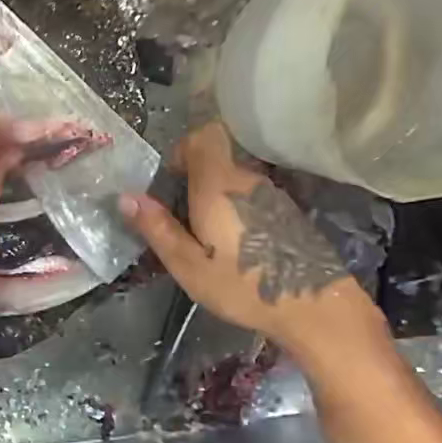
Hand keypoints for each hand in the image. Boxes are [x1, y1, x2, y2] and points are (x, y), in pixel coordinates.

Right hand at [121, 122, 386, 359]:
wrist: (314, 307)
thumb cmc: (243, 287)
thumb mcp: (189, 266)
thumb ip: (158, 228)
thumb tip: (127, 197)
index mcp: (219, 185)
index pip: (204, 135)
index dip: (183, 149)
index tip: (171, 182)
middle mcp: (248, 181)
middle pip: (218, 161)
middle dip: (195, 182)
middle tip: (182, 222)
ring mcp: (273, 196)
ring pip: (236, 182)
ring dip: (217, 200)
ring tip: (208, 242)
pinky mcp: (289, 214)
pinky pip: (254, 200)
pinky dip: (238, 213)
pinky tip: (238, 250)